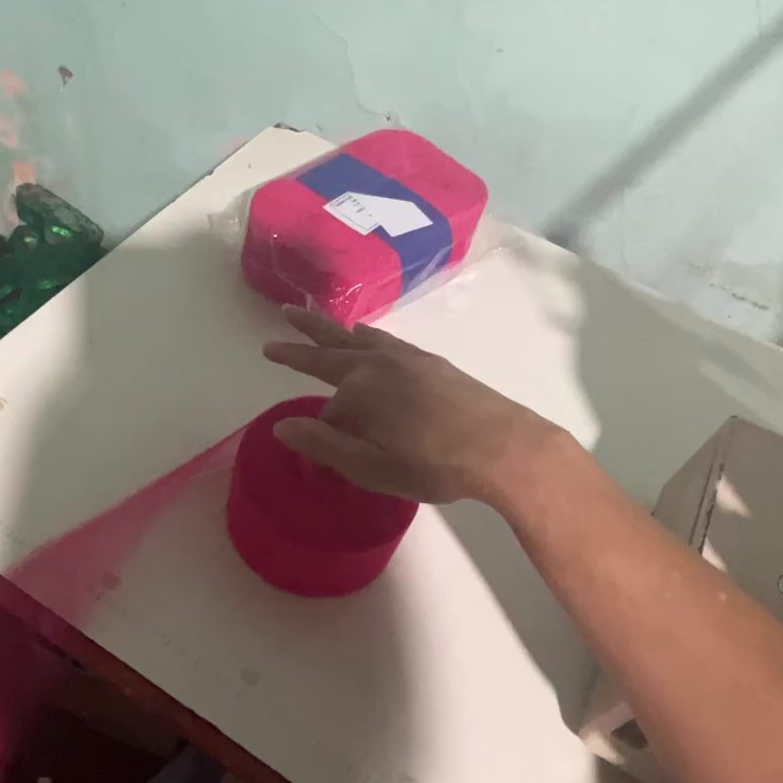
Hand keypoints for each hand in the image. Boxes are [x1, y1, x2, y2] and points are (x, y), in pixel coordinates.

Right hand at [261, 305, 575, 504]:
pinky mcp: (430, 362)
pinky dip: (366, 335)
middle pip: (330, 348)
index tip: (330, 460)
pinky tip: (364, 335)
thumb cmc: (434, 465)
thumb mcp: (372, 468)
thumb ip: (324, 446)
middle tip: (279, 318)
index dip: (325, 436)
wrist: (503, 447)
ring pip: (357, 338)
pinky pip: (385, 340)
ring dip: (330, 328)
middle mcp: (377, 364)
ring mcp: (406, 358)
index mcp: (359, 390)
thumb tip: (280, 426)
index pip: (327, 412)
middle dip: (301, 338)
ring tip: (310, 315)